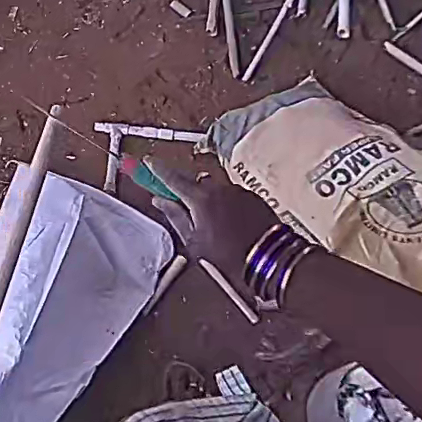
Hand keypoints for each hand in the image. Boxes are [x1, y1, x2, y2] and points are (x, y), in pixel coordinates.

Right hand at [145, 159, 278, 279]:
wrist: (274, 260)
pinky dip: (222, 202)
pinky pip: (229, 194)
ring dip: (204, 196)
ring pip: (212, 187)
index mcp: (199, 198)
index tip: (147, 161)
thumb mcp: (194, 241)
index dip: (157, 169)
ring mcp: (237, 191)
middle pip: (192, 180)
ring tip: (206, 218)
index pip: (171, 178)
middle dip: (181, 186)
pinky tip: (225, 220)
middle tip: (174, 197)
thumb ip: (175, 217)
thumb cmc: (230, 255)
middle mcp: (218, 188)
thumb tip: (160, 201)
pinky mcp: (253, 197)